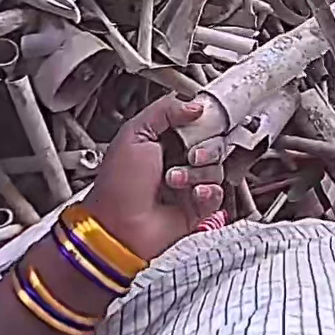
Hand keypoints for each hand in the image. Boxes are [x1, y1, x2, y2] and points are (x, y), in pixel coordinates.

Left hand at [80, 96, 225, 260]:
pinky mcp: (197, 207)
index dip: (204, 122)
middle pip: (213, 143)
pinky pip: (217, 193)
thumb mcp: (134, 133)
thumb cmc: (117, 184)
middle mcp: (178, 159)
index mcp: (163, 138)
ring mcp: (188, 183)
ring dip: (198, 173)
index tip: (204, 123)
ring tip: (174, 180)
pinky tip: (193, 194)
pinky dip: (208, 192)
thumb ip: (164, 111)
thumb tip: (195, 106)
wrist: (118, 228)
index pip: (196, 122)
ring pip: (216, 167)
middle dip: (205, 148)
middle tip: (190, 155)